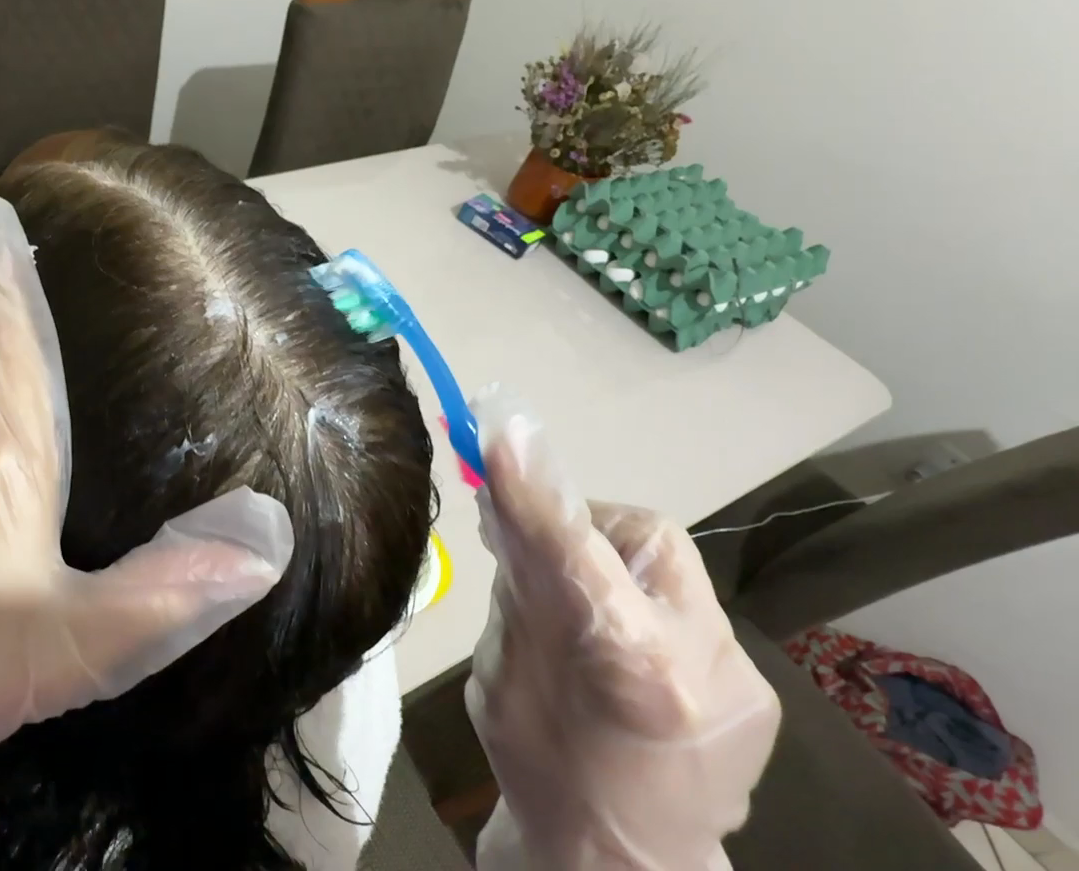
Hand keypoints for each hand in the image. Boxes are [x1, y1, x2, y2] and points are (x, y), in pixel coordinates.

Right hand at [465, 391, 780, 870]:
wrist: (626, 865)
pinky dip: (640, 605)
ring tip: (579, 610)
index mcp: (627, 669)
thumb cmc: (540, 773)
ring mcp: (741, 672)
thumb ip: (519, 595)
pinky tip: (619, 652)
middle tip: (539, 548)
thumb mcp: (502, 681)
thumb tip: (510, 518)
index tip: (501, 430)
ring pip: (666, 567)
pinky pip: (686, 607)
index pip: (573, 551)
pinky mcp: (758, 684)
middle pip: (643, 536)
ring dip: (610, 565)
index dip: (534, 489)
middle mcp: (703, 659)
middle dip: (583, 524)